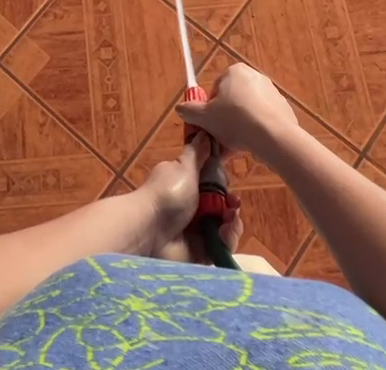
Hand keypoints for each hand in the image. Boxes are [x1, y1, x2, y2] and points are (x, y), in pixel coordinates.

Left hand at [136, 134, 241, 262]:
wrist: (151, 230)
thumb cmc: (167, 193)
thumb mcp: (183, 168)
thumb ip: (196, 153)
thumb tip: (204, 132)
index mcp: (185, 186)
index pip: (212, 186)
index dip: (223, 185)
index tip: (229, 183)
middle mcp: (192, 210)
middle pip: (222, 208)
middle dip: (232, 205)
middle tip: (234, 205)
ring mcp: (197, 232)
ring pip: (226, 228)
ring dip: (233, 223)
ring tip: (231, 219)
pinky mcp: (203, 253)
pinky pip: (223, 247)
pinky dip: (228, 239)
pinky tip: (226, 232)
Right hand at [177, 64, 302, 159]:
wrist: (274, 137)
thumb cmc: (235, 121)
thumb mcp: (204, 117)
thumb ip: (189, 111)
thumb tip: (180, 108)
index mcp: (234, 72)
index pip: (215, 91)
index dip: (209, 111)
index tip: (209, 127)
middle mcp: (254, 77)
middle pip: (231, 102)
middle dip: (224, 123)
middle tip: (220, 141)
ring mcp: (272, 93)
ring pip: (247, 113)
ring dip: (238, 130)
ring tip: (234, 149)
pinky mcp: (283, 110)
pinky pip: (263, 121)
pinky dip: (255, 132)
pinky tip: (251, 147)